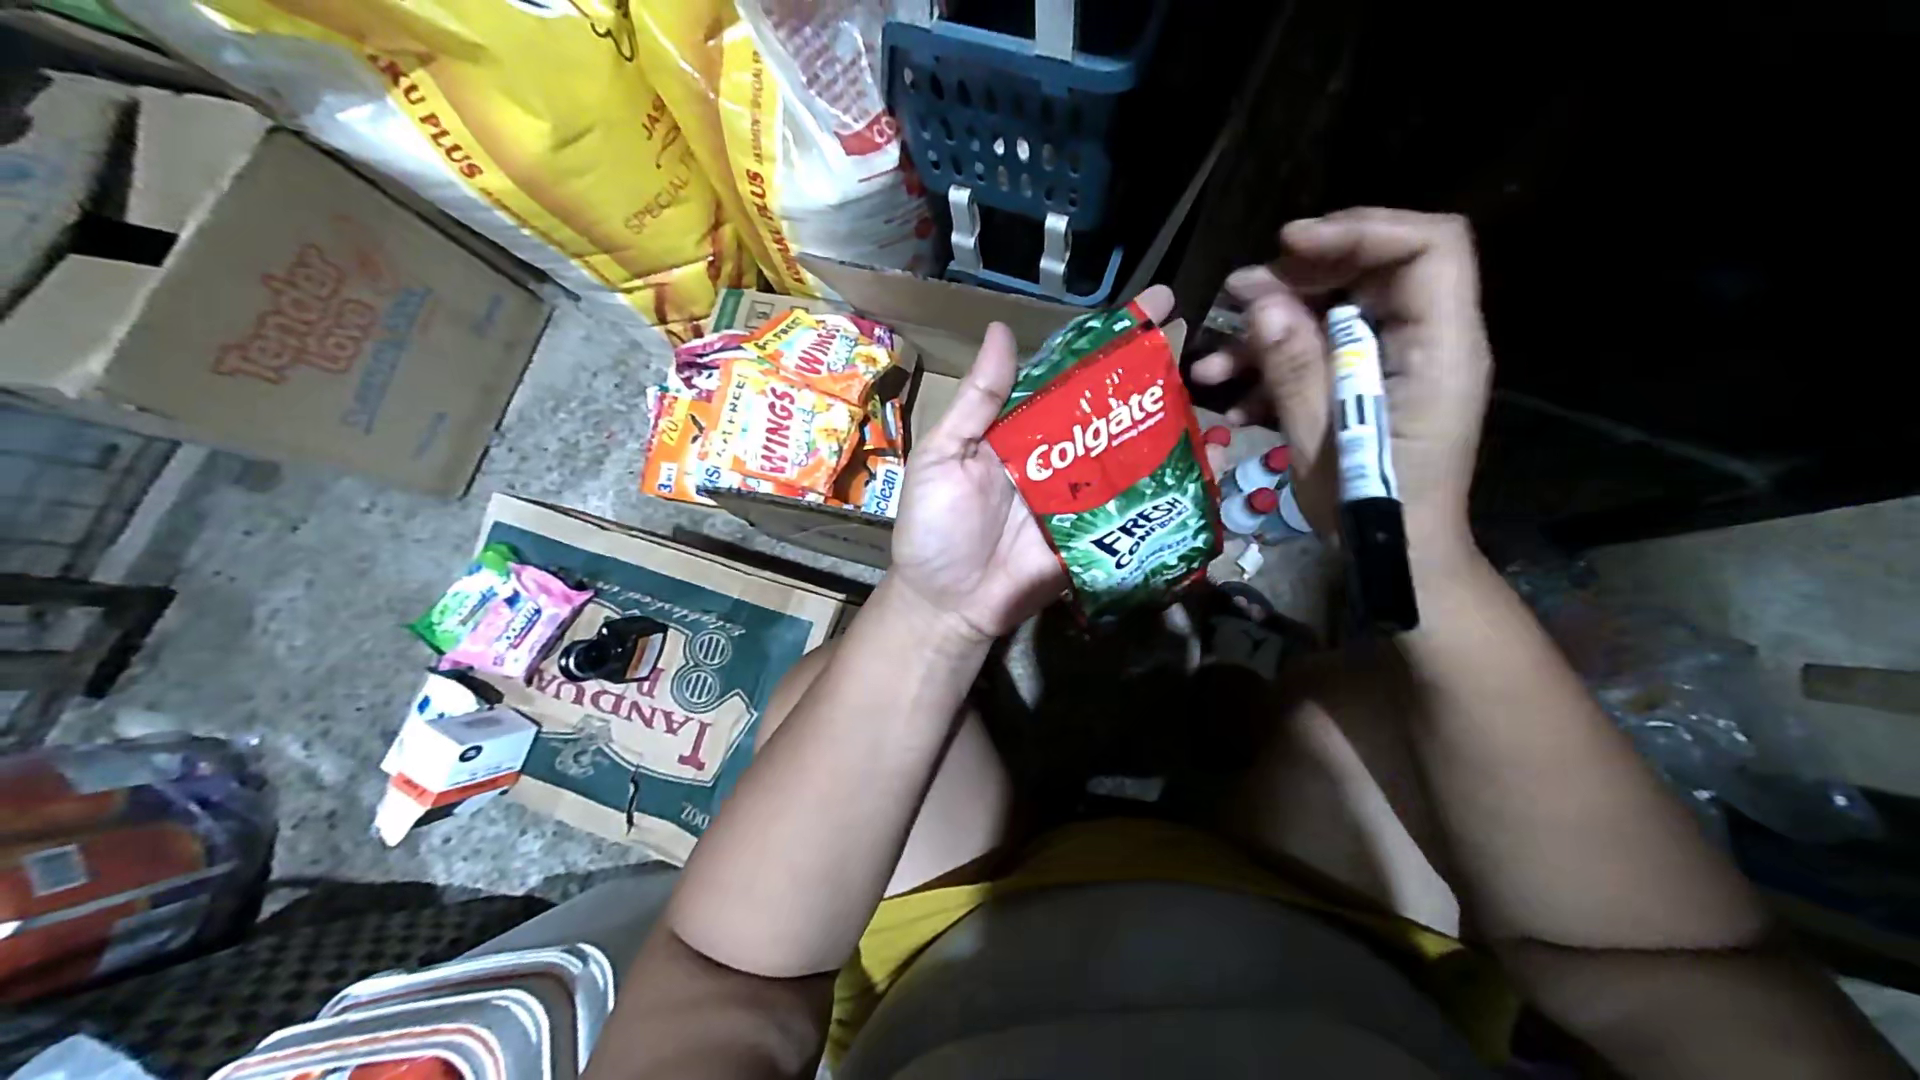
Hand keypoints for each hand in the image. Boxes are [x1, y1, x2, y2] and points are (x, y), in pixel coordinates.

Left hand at [891, 286, 1176, 639]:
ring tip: (1209, 388)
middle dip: (1150, 371)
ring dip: (1168, 422)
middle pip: (1108, 409)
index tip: (1151, 305)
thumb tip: (1001, 331)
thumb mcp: (943, 457)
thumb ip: (977, 402)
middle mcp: (1056, 456)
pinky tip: (1205, 457)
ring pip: (1130, 451)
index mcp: (1019, 431)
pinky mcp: (1097, 534)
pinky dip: (1169, 484)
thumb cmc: (934, 529)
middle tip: (1191, 334)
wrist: (947, 604)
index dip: (1107, 342)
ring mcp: (1081, 495)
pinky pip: (1135, 504)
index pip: (1069, 376)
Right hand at [1190, 209, 1491, 557]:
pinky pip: (1326, 353)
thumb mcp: (1321, 442)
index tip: (1287, 247)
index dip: (1357, 231)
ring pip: (1337, 314)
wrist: (1397, 557)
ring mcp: (1399, 364)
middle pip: (1372, 271)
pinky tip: (1234, 402)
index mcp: (1439, 348)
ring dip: (1271, 332)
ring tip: (1212, 365)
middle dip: (1296, 281)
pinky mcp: (1371, 385)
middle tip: (1235, 300)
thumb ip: (1295, 367)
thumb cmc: (1370, 508)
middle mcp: (1428, 342)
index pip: (1425, 248)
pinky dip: (1277, 368)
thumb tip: (1261, 302)